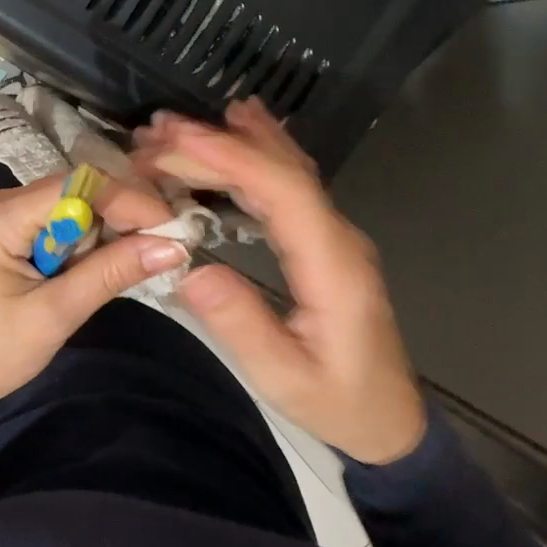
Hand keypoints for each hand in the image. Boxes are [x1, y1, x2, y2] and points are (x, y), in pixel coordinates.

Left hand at [0, 174, 187, 417]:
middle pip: (74, 190)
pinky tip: (101, 262)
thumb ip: (112, 272)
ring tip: (135, 260)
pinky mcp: (2, 229)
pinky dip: (82, 240)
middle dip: (121, 216)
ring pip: (69, 205)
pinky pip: (54, 220)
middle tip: (164, 247)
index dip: (128, 201)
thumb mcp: (57, 314)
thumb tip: (174, 245)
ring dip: (104, 230)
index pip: (76, 186)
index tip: (172, 228)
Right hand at [132, 98, 426, 463]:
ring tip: (180, 125)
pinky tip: (239, 133)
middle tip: (157, 131)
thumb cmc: (337, 402)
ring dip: (235, 142)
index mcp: (332, 266)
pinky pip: (288, 187)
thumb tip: (189, 269)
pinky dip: (257, 156)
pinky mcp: (321, 243)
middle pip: (281, 170)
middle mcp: (337, 238)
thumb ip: (240, 323)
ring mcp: (332, 237)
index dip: (231, 158)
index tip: (178, 140)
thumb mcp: (283, 377)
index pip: (284, 192)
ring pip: (286, 171)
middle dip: (218, 143)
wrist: (389, 421)